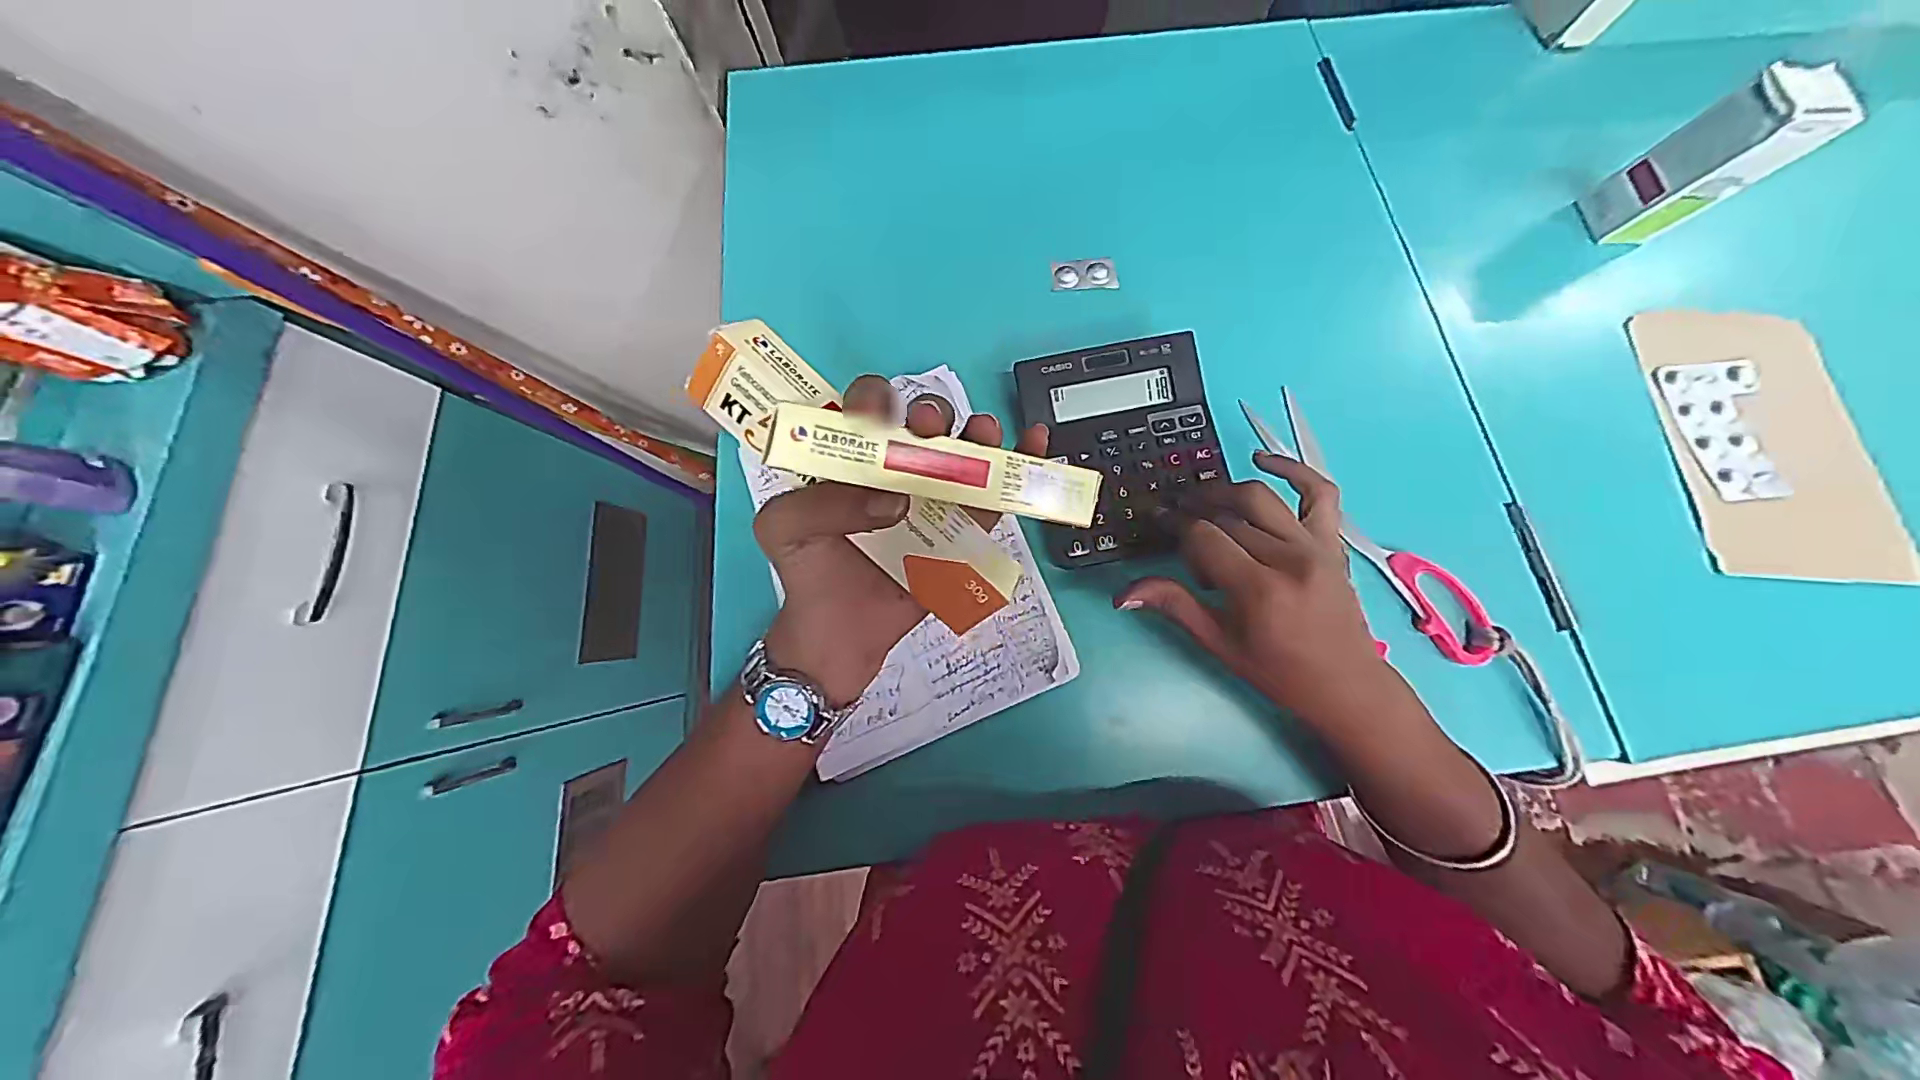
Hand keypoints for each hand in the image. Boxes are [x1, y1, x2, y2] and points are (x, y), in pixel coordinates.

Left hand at [753, 375, 1047, 706]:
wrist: (839, 632)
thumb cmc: (808, 570)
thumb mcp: (784, 529)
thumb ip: (818, 503)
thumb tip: (892, 498)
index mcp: (853, 457)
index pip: (869, 408)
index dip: (877, 401)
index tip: (880, 420)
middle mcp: (898, 468)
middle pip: (925, 423)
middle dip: (933, 415)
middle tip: (929, 431)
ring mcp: (934, 499)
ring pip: (964, 453)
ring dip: (979, 435)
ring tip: (983, 436)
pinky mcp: (962, 531)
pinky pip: (993, 499)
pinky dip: (1018, 471)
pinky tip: (1033, 446)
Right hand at [1114, 452, 1387, 717]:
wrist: (1346, 685)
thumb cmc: (1278, 672)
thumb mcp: (1219, 643)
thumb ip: (1174, 606)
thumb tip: (1124, 594)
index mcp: (1258, 589)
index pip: (1204, 537)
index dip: (1175, 525)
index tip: (1158, 520)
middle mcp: (1288, 559)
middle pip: (1227, 516)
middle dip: (1194, 510)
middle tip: (1174, 513)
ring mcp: (1316, 546)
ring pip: (1260, 499)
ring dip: (1225, 491)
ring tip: (1203, 498)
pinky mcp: (1332, 542)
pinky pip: (1318, 492)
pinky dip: (1293, 470)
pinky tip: (1264, 461)